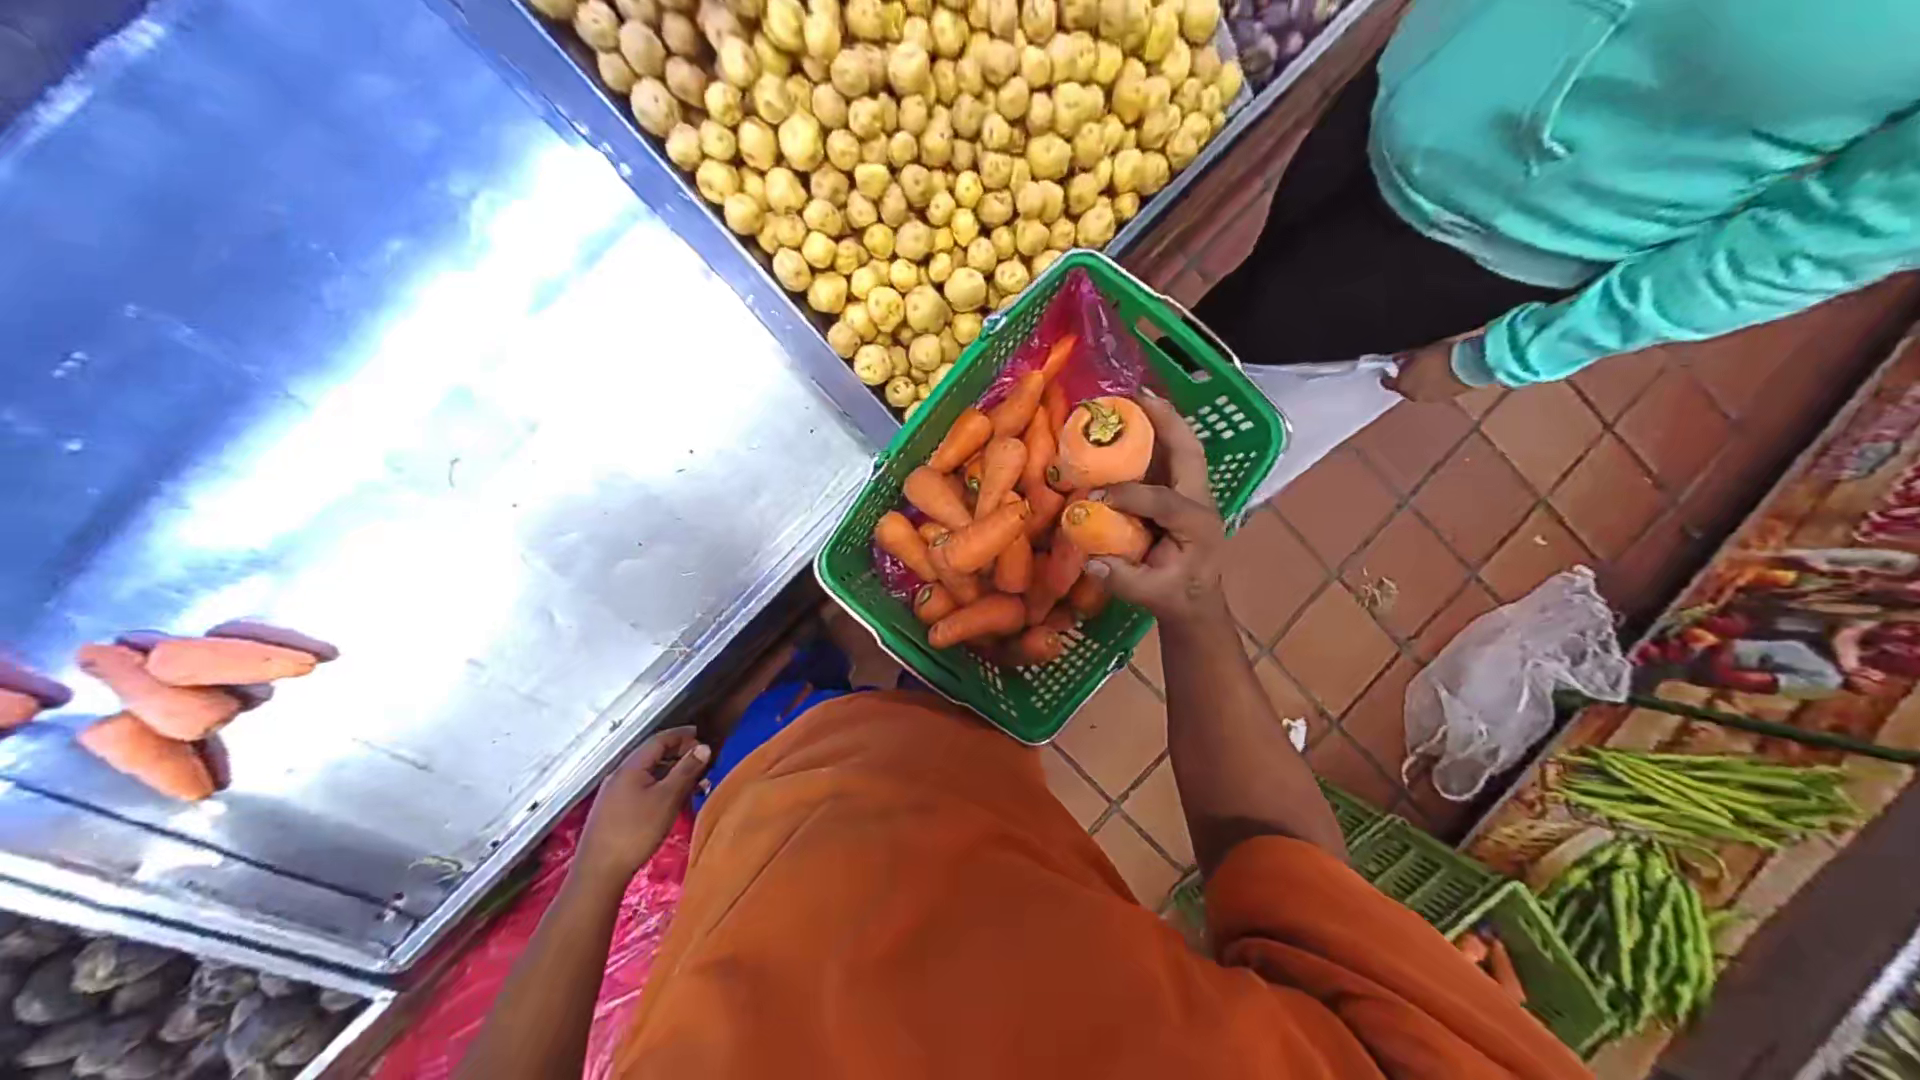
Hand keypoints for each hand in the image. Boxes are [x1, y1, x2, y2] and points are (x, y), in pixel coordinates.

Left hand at [574, 726, 709, 886]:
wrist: (599, 872)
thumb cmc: (636, 831)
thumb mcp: (668, 798)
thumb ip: (687, 770)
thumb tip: (703, 747)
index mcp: (630, 767)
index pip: (659, 740)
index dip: (681, 735)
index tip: (701, 736)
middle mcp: (619, 775)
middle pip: (653, 756)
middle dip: (679, 755)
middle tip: (701, 762)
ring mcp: (613, 794)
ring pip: (648, 774)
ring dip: (672, 774)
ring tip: (693, 784)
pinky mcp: (612, 811)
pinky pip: (641, 788)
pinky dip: (660, 787)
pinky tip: (671, 801)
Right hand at [1084, 393, 1229, 628]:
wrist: (1196, 602)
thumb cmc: (1177, 597)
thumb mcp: (1152, 596)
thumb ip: (1124, 579)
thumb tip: (1091, 560)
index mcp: (1198, 526)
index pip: (1166, 501)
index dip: (1131, 495)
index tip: (1097, 495)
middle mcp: (1201, 500)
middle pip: (1190, 451)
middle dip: (1166, 420)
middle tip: (1137, 397)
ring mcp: (1194, 493)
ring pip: (1184, 447)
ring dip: (1161, 421)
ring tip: (1133, 399)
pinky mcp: (1181, 492)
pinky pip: (1171, 457)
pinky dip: (1154, 437)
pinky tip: (1130, 426)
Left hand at [1388, 336, 1473, 401]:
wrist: (1469, 365)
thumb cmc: (1439, 356)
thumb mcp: (1418, 352)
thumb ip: (1404, 359)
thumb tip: (1396, 362)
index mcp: (1403, 385)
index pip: (1388, 383)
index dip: (1387, 378)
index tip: (1386, 373)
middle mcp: (1413, 396)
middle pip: (1405, 389)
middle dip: (1405, 381)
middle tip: (1409, 372)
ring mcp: (1431, 399)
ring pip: (1421, 392)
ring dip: (1421, 384)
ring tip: (1427, 374)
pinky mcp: (1448, 399)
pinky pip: (1436, 392)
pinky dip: (1435, 386)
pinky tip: (1440, 378)